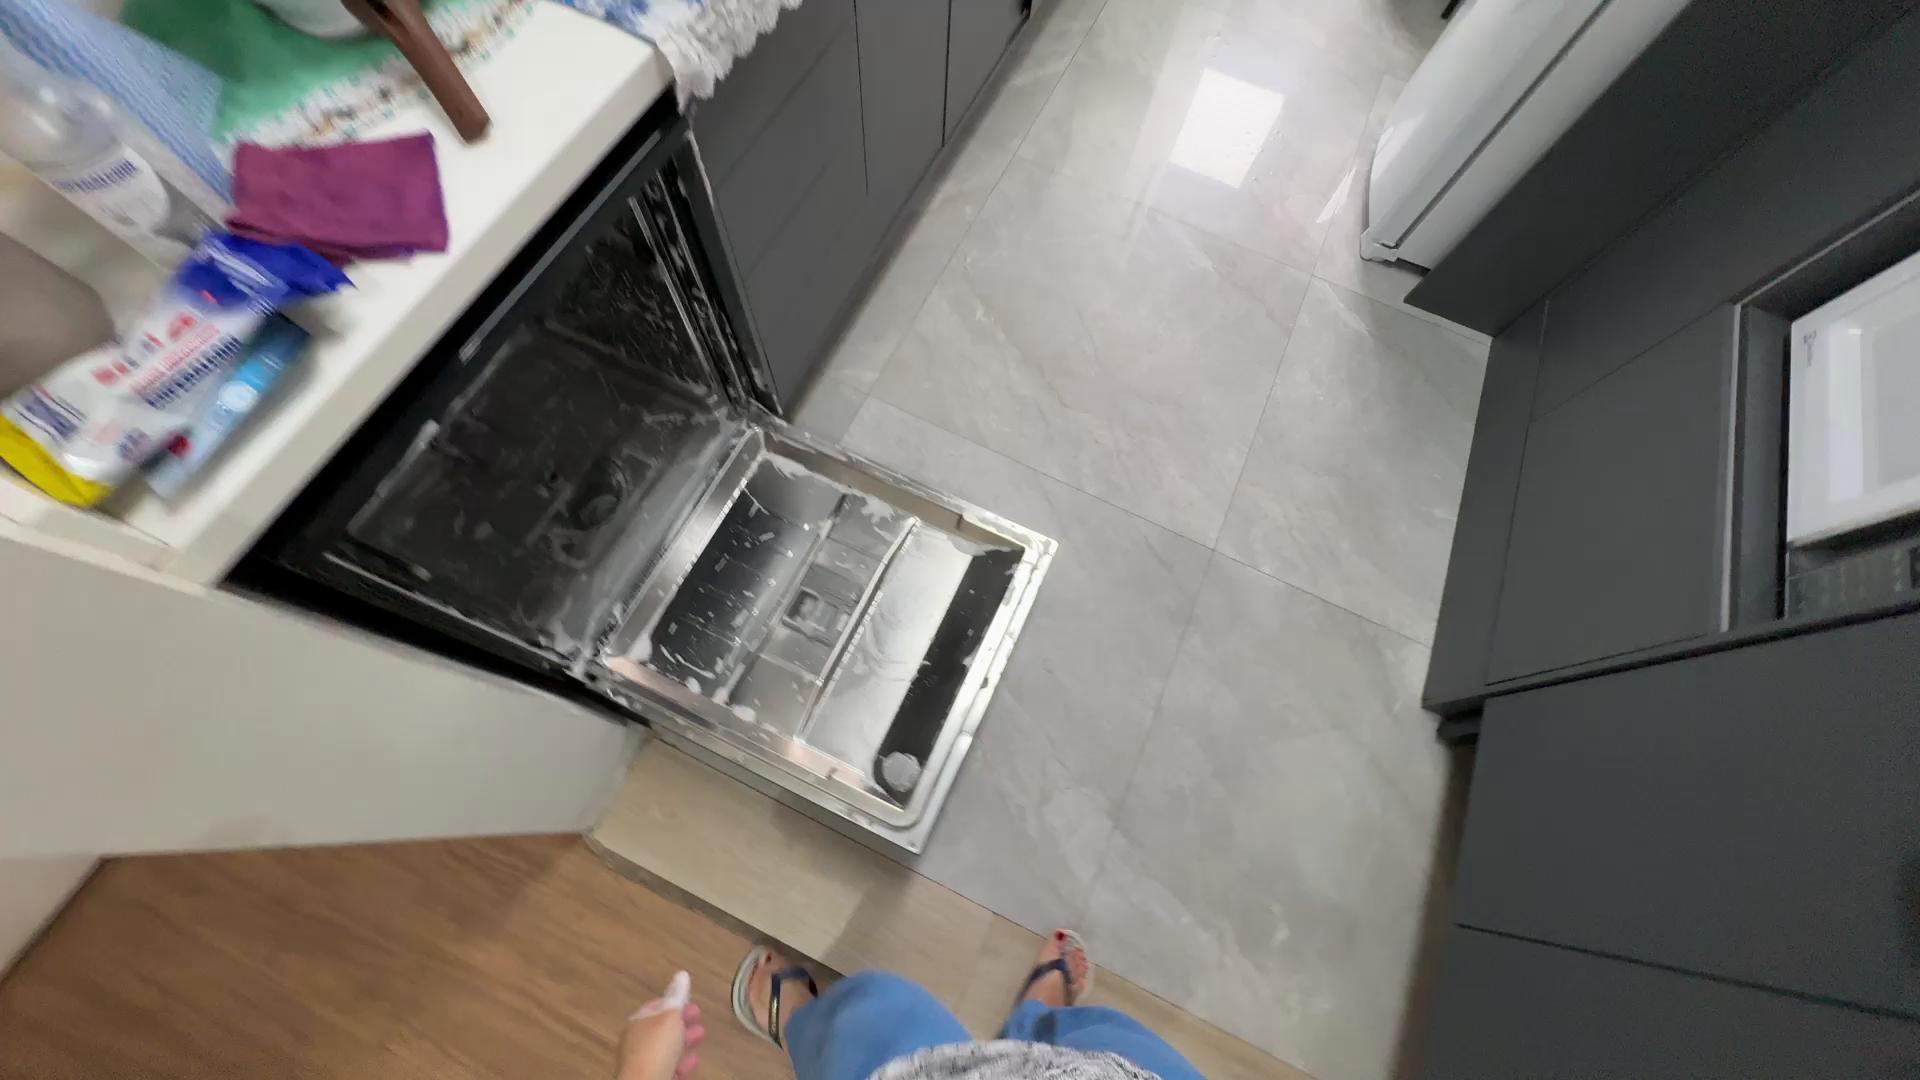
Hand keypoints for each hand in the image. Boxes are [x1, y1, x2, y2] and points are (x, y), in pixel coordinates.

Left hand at [617, 971, 705, 1079]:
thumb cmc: (656, 1048)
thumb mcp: (670, 1016)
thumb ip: (677, 996)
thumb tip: (681, 974)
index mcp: (638, 1022)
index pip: (656, 1006)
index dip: (674, 1002)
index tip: (690, 1000)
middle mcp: (636, 1041)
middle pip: (662, 1027)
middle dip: (682, 1021)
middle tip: (698, 1016)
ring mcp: (641, 1062)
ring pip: (666, 1047)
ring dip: (684, 1041)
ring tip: (700, 1036)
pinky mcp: (649, 1078)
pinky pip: (667, 1066)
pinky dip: (681, 1062)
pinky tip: (692, 1061)